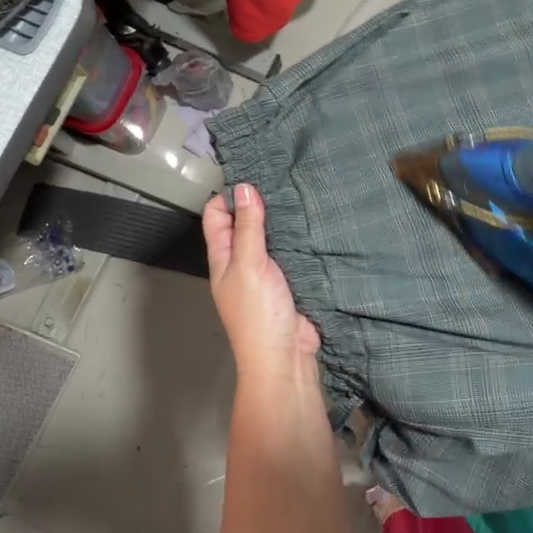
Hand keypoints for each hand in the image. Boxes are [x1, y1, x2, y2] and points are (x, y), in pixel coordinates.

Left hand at [205, 183, 319, 378]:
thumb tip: (244, 188)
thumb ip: (248, 227)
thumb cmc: (258, 313)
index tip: (253, 175)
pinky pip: (292, 253)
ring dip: (282, 220)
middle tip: (283, 176)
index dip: (229, 195)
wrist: (285, 358)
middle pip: (244, 224)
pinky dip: (300, 239)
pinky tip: (315, 223)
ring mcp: (266, 273)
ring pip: (271, 237)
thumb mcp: (249, 265)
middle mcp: (241, 262)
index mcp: (223, 258)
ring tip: (301, 192)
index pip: (217, 216)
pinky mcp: (290, 281)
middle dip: (258, 202)